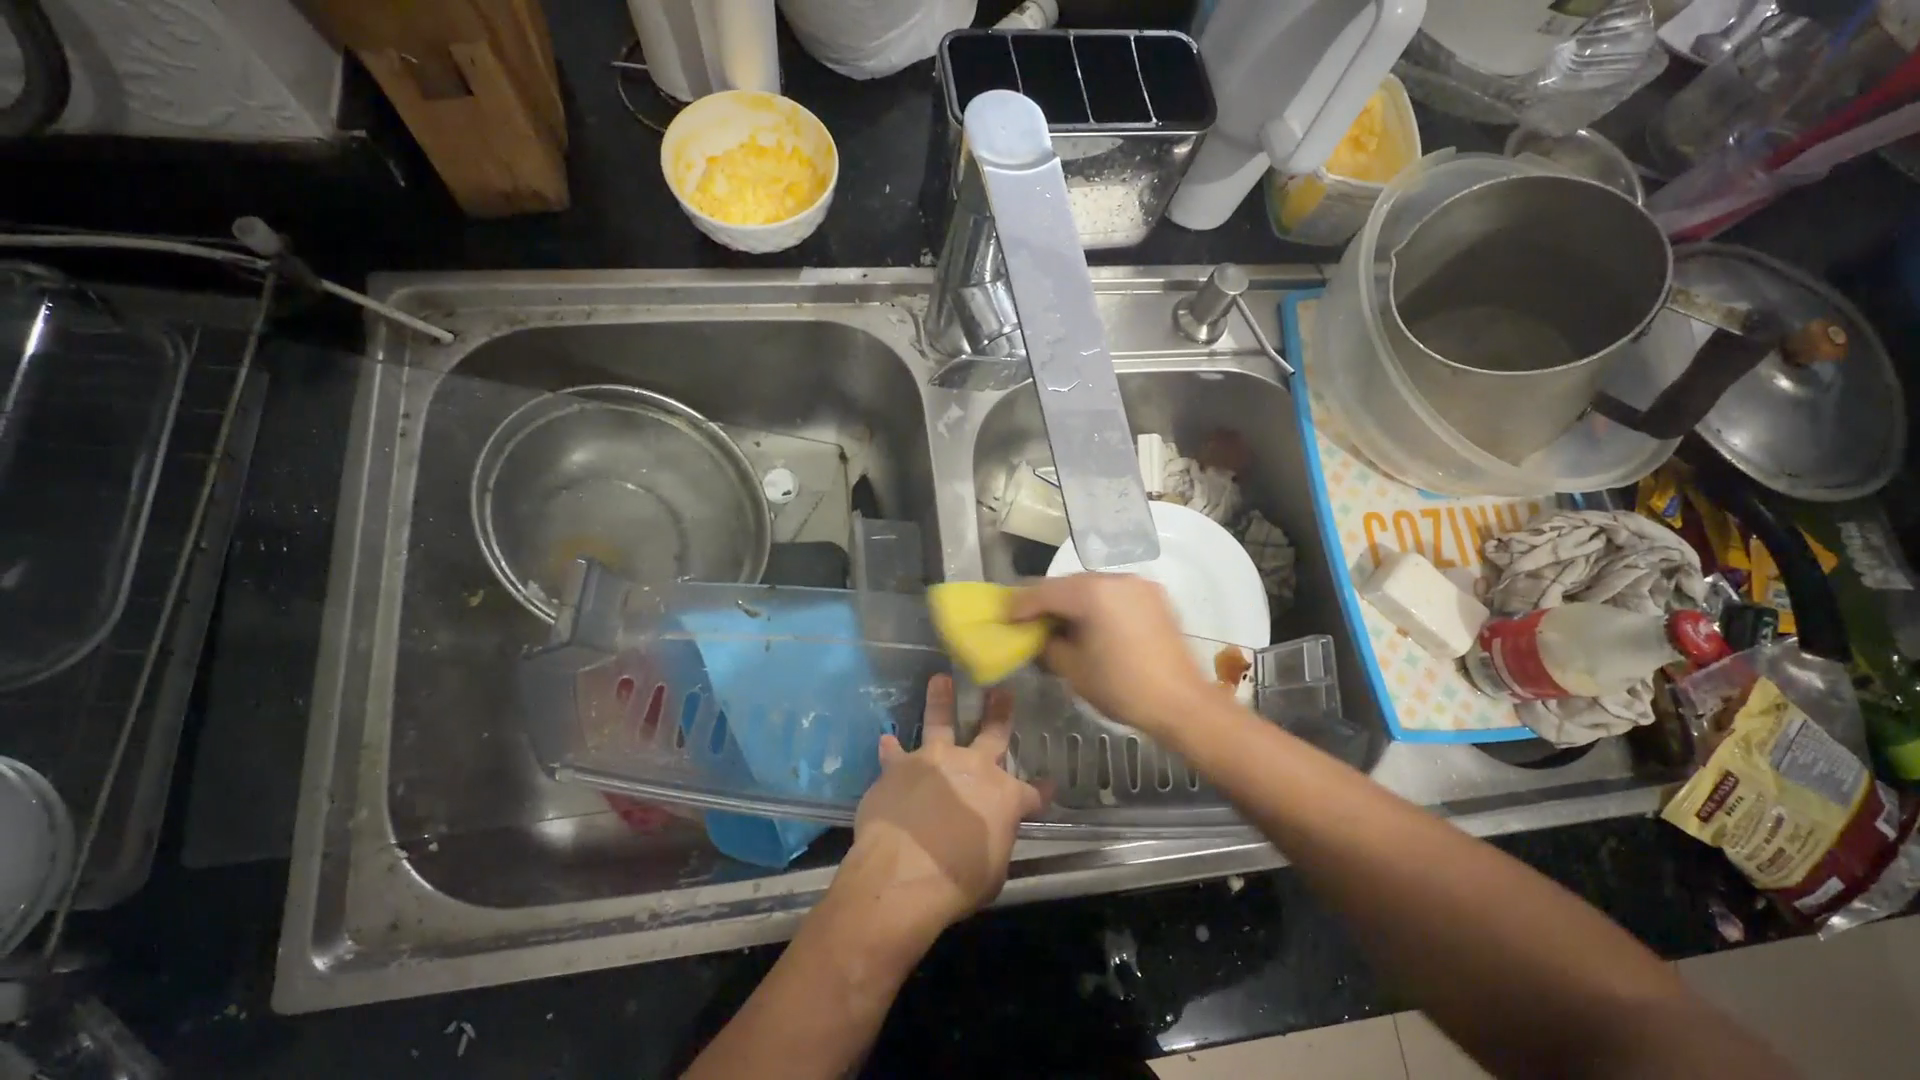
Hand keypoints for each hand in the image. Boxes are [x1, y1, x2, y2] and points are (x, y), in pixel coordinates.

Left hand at [840, 674, 1042, 938]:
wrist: (906, 872)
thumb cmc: (959, 879)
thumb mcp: (995, 869)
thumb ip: (996, 841)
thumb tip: (990, 832)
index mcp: (1005, 797)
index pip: (1033, 792)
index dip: (1042, 791)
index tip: (1049, 784)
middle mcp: (974, 768)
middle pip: (993, 734)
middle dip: (999, 712)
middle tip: (1001, 692)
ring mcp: (935, 761)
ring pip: (939, 722)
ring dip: (940, 700)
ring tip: (940, 679)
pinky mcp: (899, 767)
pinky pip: (894, 753)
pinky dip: (891, 749)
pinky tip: (886, 740)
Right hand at [1008, 573, 1214, 739]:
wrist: (1182, 703)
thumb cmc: (1123, 688)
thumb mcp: (1073, 670)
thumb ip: (1047, 645)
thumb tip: (1037, 637)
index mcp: (1093, 593)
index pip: (1043, 591)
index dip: (1018, 605)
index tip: (1002, 617)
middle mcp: (1116, 579)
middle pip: (1068, 584)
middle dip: (1045, 602)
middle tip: (1026, 621)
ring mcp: (1139, 586)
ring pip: (1092, 588)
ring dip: (1072, 603)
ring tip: (1057, 625)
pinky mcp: (1155, 598)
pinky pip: (1114, 595)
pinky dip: (1097, 606)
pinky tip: (1089, 626)